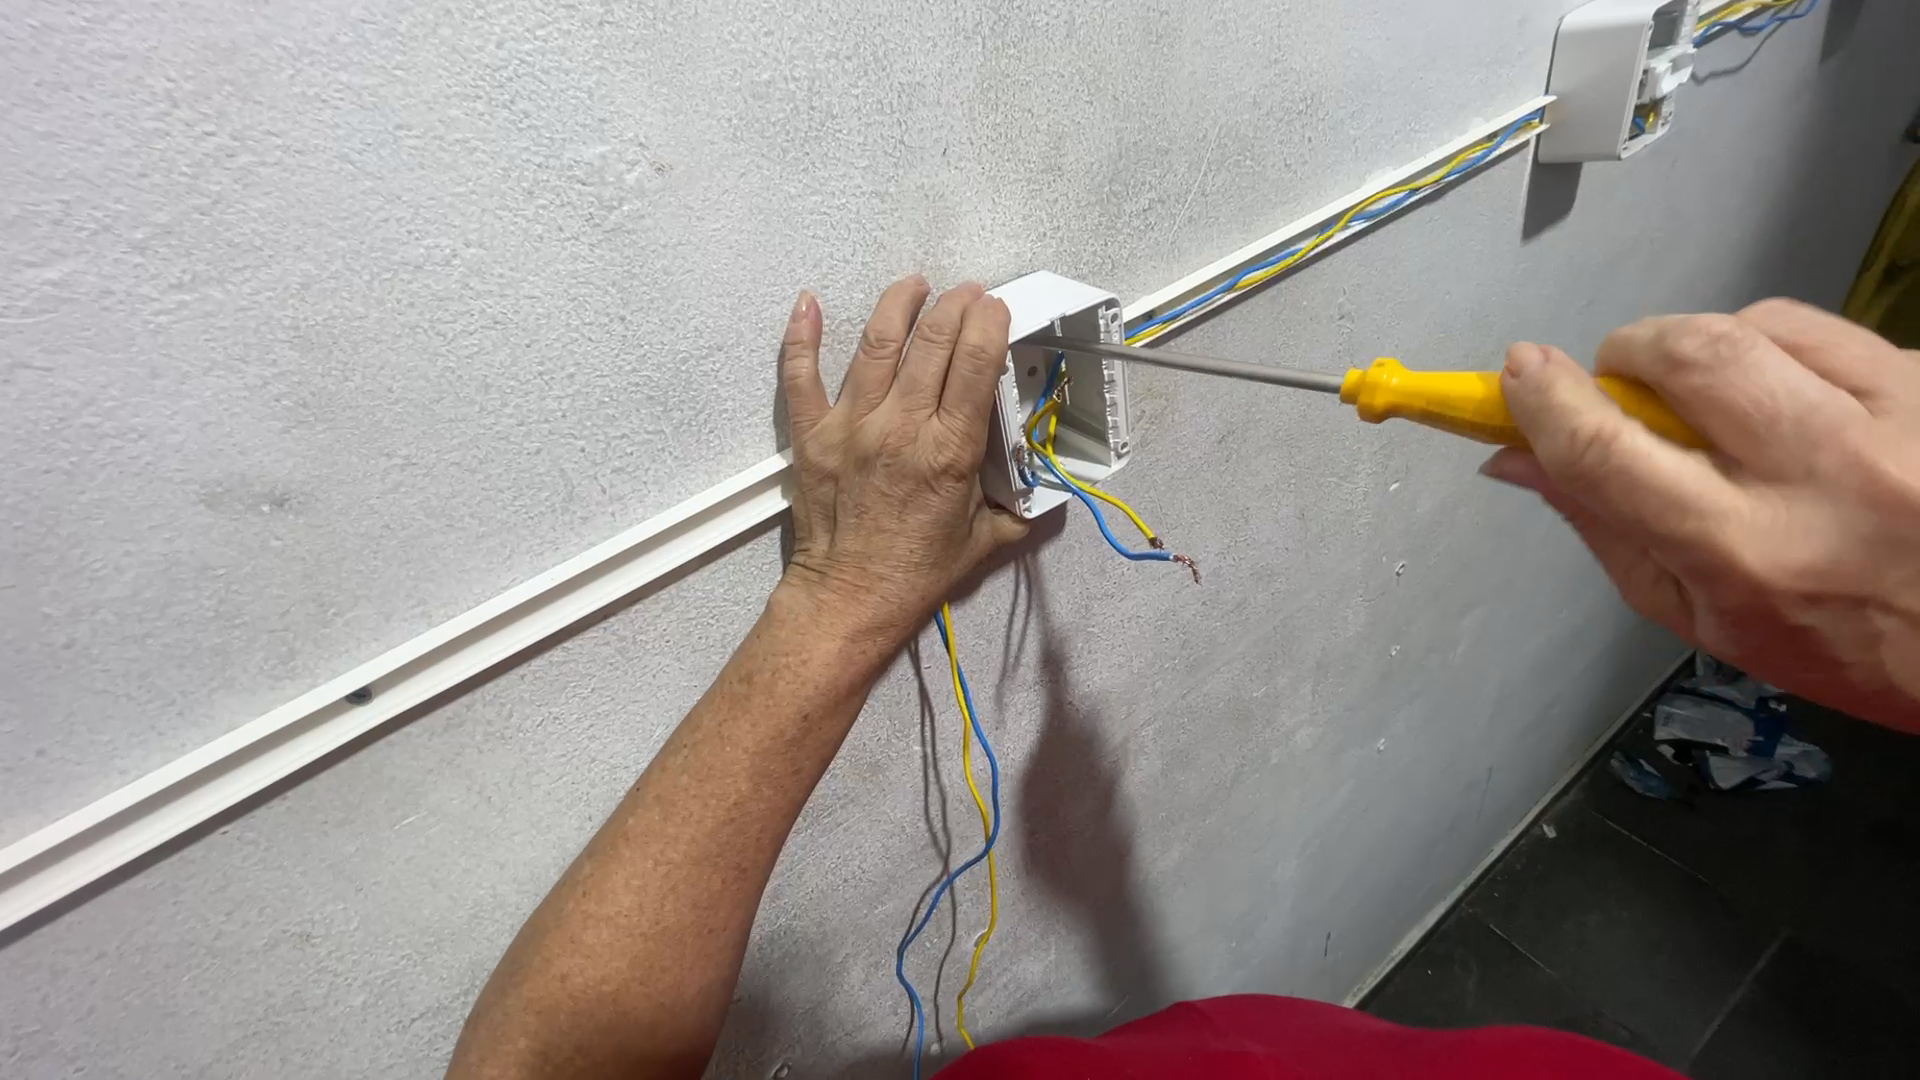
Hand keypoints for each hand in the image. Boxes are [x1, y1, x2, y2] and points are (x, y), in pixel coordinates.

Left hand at [775, 276, 1027, 646]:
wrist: (850, 597)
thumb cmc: (918, 572)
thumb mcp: (985, 541)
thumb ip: (1019, 508)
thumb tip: (1046, 488)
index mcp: (949, 451)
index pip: (976, 364)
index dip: (989, 323)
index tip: (995, 308)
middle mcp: (901, 428)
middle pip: (931, 342)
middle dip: (955, 305)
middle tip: (966, 294)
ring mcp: (850, 426)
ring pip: (876, 344)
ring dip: (899, 304)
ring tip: (916, 286)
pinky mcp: (812, 435)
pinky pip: (802, 375)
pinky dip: (802, 335)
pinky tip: (810, 301)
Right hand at [1483, 300, 1919, 731]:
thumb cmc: (1840, 644)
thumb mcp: (1692, 610)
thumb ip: (1600, 525)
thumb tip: (1514, 458)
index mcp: (1743, 549)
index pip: (1610, 451)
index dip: (1548, 401)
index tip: (1517, 368)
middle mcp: (1831, 475)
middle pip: (1696, 355)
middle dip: (1631, 350)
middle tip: (1624, 378)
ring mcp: (1913, 421)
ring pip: (1766, 324)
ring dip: (1708, 345)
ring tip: (1717, 394)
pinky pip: (1840, 332)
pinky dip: (1785, 350)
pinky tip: (1797, 400)